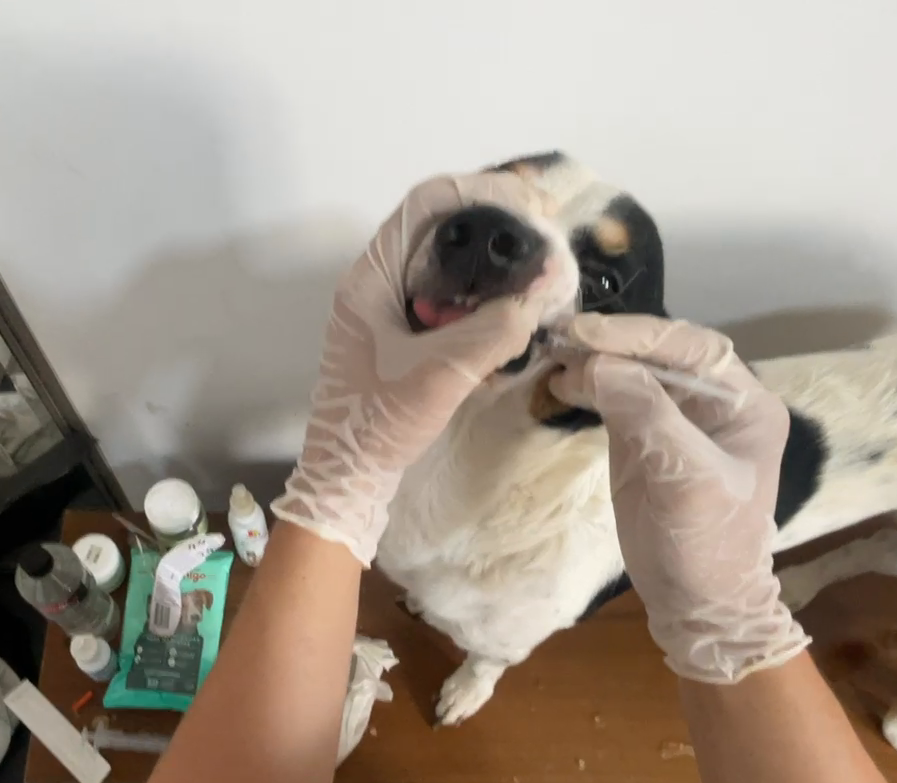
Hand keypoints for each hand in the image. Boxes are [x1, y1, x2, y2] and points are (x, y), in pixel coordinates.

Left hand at [270, 173, 546, 564]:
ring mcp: (384, 310)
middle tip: (545, 245)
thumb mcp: (443, 373)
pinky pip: (442, 301)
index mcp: (371, 276)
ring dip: (491, 269)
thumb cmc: (379, 423)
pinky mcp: (397, 336)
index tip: (537, 211)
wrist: (346, 476)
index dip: (487, 192)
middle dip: (497, 229)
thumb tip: (551, 283)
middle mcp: (375, 282)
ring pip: (445, 266)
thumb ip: (499, 328)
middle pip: (441, 228)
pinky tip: (508, 320)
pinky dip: (478, 303)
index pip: (429, 201)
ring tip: (536, 280)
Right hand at [548, 315, 808, 682]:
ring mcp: (673, 420)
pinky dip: (586, 389)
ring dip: (592, 362)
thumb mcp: (687, 480)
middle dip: (610, 343)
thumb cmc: (706, 543)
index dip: (637, 335)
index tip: (585, 333)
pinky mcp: (640, 440)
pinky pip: (614, 400)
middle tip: (559, 337)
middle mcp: (710, 402)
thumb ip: (649, 417)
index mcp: (742, 402)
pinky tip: (559, 384)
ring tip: (551, 357)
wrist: (696, 599)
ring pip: (631, 373)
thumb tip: (600, 366)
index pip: (690, 349)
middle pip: (658, 354)